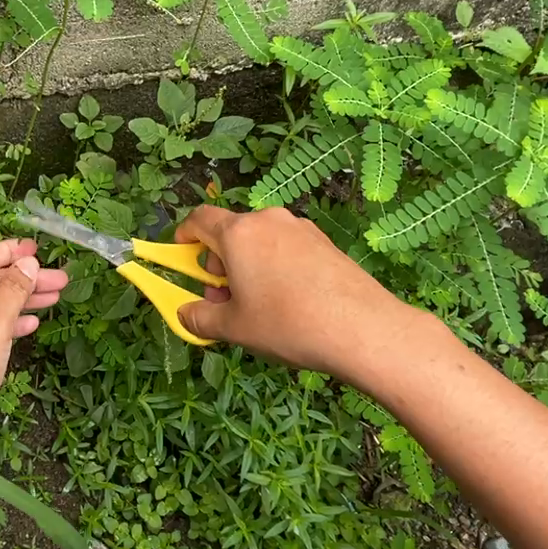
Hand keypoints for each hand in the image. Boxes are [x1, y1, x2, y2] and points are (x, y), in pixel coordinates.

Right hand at [173, 206, 430, 381]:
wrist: (364, 329)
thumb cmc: (286, 324)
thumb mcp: (234, 328)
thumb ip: (200, 318)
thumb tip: (184, 314)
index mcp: (238, 233)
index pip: (198, 219)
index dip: (184, 236)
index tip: (183, 258)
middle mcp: (268, 220)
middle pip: (230, 231)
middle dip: (219, 262)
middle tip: (223, 298)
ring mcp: (300, 228)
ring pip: (260, 240)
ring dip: (248, 265)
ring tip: (259, 305)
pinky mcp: (325, 242)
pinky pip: (287, 248)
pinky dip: (276, 266)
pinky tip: (291, 302)